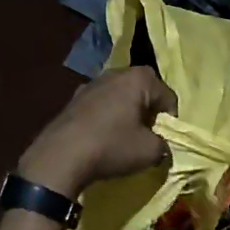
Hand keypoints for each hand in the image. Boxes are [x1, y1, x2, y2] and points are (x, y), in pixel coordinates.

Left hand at [17, 67, 175, 196]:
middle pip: (144, 90)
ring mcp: (92, 83)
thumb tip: (161, 146)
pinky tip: (102, 136)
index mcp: (139, 78)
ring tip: (125, 137)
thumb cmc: (111, 146)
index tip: (164, 139)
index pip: (168, 96)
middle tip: (147, 135)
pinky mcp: (75, 98)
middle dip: (149, 111)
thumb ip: (164, 145)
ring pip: (121, 95)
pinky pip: (102, 104)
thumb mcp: (149, 152)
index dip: (170, 120)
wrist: (59, 157)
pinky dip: (107, 116)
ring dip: (127, 112)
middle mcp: (116, 73)